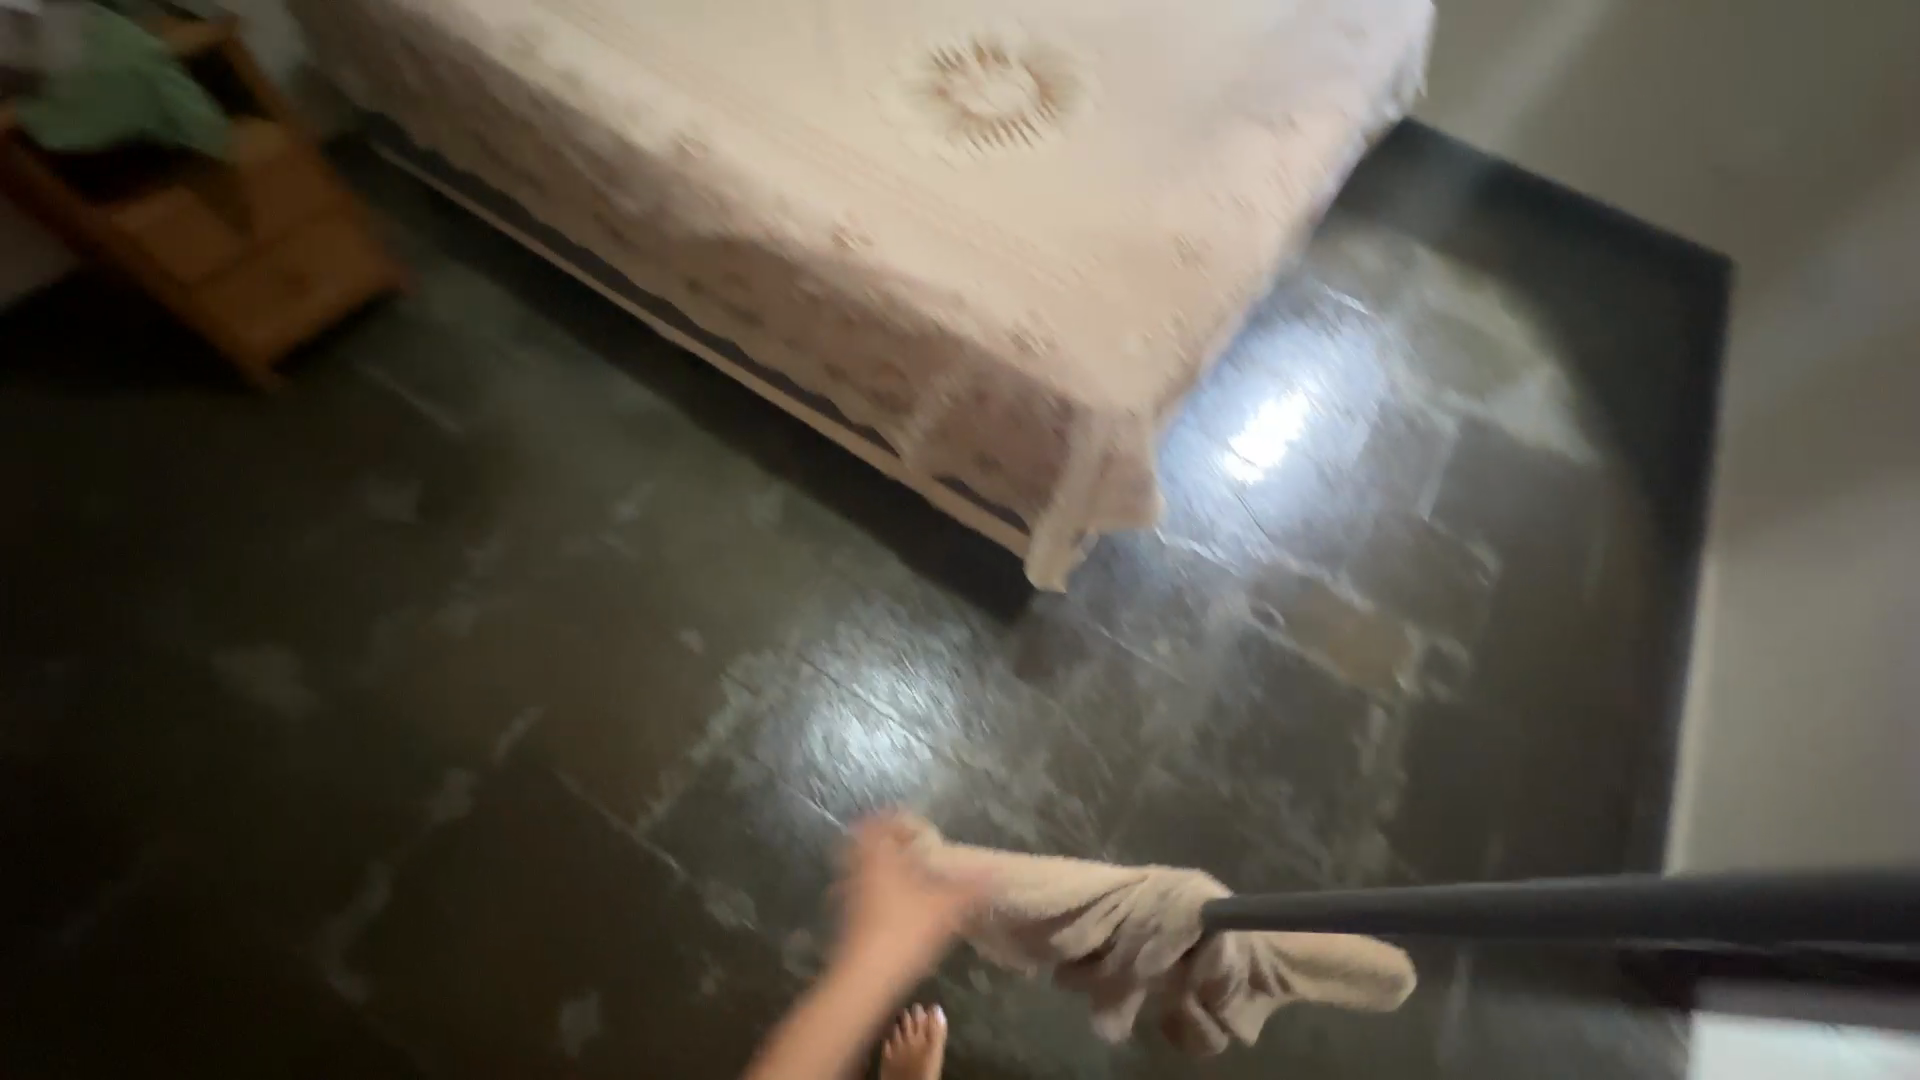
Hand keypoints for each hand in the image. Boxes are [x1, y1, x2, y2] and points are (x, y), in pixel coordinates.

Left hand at [829, 814, 989, 991]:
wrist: (864, 981)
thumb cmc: (904, 931)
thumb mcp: (947, 908)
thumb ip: (974, 888)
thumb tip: (1000, 874)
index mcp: (877, 853)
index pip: (880, 821)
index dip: (901, 822)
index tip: (925, 834)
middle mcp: (857, 868)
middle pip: (867, 843)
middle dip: (892, 845)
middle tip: (917, 854)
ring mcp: (848, 894)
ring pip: (864, 870)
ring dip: (886, 870)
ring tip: (914, 883)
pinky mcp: (846, 920)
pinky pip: (863, 893)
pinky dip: (880, 894)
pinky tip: (903, 913)